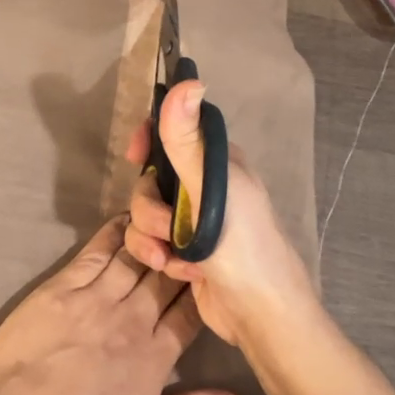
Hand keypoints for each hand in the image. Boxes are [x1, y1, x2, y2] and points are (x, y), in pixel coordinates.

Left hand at [0, 216, 248, 394]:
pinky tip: (127, 218)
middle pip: (166, 278)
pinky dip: (114, 232)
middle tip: (198, 234)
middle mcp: (130, 319)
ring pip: (134, 257)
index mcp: (154, 358)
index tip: (219, 272)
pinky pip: (95, 251)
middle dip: (185, 257)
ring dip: (154, 237)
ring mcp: (93, 299)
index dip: (206, 289)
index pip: (191, 312)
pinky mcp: (60, 287)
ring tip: (169, 217)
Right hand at [123, 81, 321, 346]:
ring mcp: (193, 221)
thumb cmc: (243, 246)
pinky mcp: (182, 251)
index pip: (176, 131)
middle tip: (165, 227)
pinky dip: (157, 255)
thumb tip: (188, 80)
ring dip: (151, 236)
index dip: (151, 139)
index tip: (135, 156)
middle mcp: (204, 187)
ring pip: (143, 212)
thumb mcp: (212, 188)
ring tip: (171, 257)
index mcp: (218, 163)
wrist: (259, 314)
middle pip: (150, 178)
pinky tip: (177, 271)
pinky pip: (149, 241)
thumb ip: (188, 139)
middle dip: (149, 206)